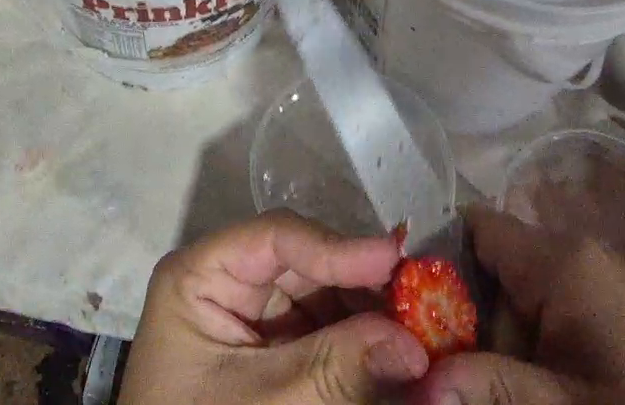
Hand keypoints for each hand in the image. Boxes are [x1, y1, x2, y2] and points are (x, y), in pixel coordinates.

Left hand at [121, 210, 431, 404]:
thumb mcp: (266, 404)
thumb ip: (337, 369)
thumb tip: (415, 345)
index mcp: (201, 275)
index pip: (276, 237)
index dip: (337, 245)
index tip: (393, 260)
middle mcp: (228, 280)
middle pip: (307, 261)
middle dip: (364, 283)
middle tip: (422, 301)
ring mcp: (253, 313)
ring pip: (324, 293)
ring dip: (370, 311)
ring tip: (419, 326)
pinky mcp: (273, 346)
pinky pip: (323, 328)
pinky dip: (359, 339)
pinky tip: (395, 348)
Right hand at [411, 206, 624, 404]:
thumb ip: (491, 386)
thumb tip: (413, 384)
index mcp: (559, 261)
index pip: (474, 226)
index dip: (432, 255)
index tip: (396, 298)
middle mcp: (570, 259)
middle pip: (485, 271)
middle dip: (454, 316)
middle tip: (424, 361)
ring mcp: (588, 285)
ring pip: (510, 301)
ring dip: (487, 343)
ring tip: (463, 382)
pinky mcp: (602, 315)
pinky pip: (540, 319)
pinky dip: (520, 351)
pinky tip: (513, 387)